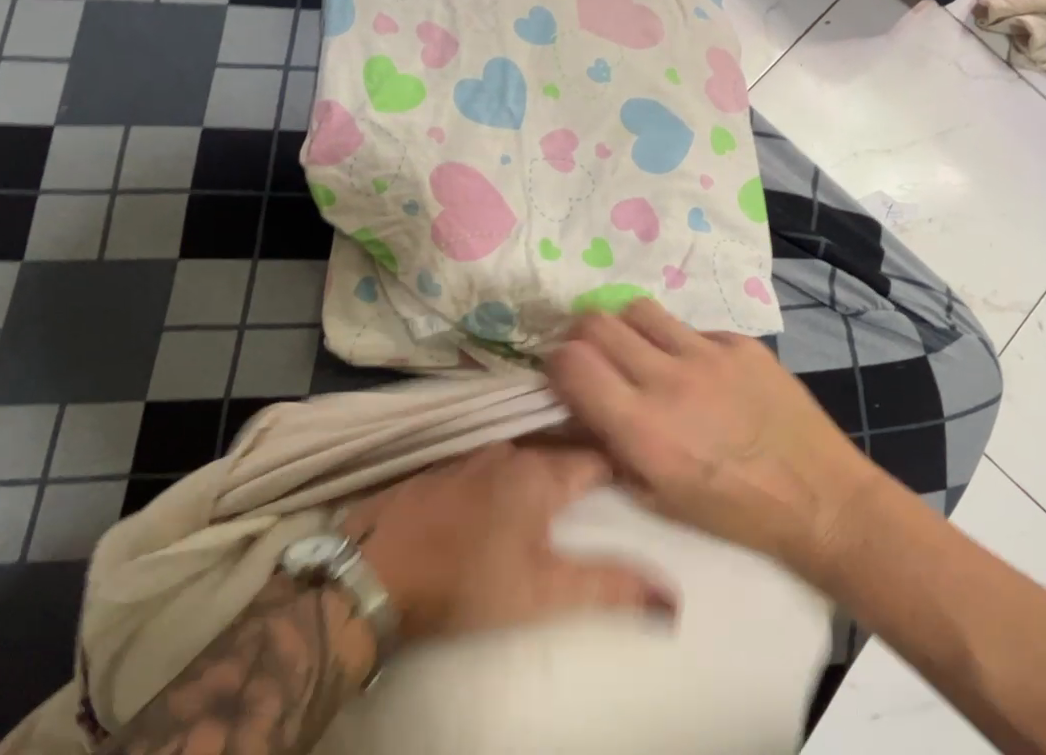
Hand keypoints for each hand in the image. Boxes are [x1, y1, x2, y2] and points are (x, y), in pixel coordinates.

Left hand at [342, 441, 673, 644]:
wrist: (372, 575)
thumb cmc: (467, 580)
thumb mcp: (546, 594)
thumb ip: (612, 588)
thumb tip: (673, 596)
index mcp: (539, 473)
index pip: (597, 456)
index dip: (622, 464)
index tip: (641, 474)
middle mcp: (505, 451)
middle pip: (558, 448)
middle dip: (582, 460)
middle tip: (603, 483)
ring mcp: (464, 456)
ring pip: (518, 452)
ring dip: (540, 464)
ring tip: (557, 487)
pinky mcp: (434, 469)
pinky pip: (483, 460)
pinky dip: (502, 471)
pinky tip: (499, 492)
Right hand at [544, 299, 882, 582]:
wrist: (817, 499)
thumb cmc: (730, 512)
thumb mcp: (654, 497)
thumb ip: (606, 448)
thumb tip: (572, 413)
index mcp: (640, 427)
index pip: (570, 361)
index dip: (557, 365)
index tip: (566, 378)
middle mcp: (668, 380)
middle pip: (596, 323)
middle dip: (583, 337)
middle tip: (595, 357)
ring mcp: (708, 355)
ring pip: (640, 310)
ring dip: (628, 328)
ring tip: (641, 353)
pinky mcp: (742, 344)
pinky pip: (692, 328)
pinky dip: (681, 344)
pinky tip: (700, 373)